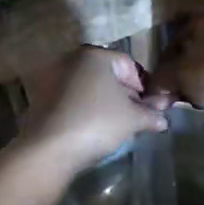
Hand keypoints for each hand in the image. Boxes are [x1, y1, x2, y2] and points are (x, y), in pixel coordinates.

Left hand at [20, 46, 168, 170]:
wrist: (49, 148)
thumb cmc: (97, 123)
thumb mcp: (133, 119)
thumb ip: (151, 114)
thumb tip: (163, 118)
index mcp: (95, 55)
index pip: (130, 65)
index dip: (145, 87)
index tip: (151, 109)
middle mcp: (71, 59)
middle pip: (108, 75)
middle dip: (125, 96)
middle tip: (136, 118)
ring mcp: (52, 78)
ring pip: (89, 88)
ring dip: (105, 103)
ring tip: (116, 126)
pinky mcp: (40, 98)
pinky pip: (72, 99)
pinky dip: (85, 109)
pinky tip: (92, 129)